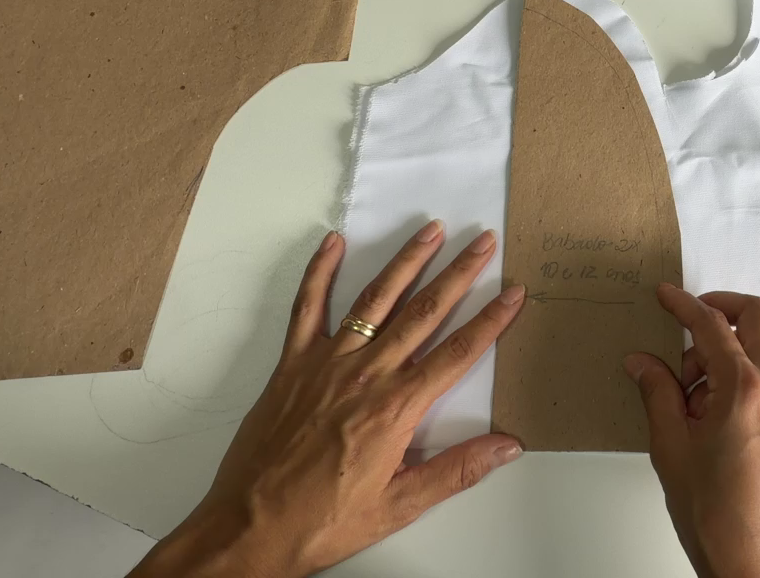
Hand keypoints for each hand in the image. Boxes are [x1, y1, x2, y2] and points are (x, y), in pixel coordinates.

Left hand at [131, 222, 524, 577]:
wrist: (245, 531)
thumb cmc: (324, 521)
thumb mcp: (398, 506)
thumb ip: (456, 470)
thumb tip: (509, 445)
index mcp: (397, 407)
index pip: (457, 352)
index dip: (491, 319)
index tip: (515, 290)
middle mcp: (368, 373)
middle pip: (424, 312)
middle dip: (459, 272)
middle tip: (483, 241)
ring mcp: (328, 361)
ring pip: (376, 299)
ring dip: (408, 260)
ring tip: (432, 229)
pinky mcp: (293, 362)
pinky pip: (307, 307)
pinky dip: (319, 272)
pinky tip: (334, 242)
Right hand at [625, 286, 759, 577]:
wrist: (756, 566)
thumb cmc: (715, 513)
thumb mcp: (671, 447)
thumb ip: (657, 393)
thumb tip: (641, 361)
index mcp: (743, 387)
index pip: (712, 324)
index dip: (683, 304)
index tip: (664, 294)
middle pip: (755, 315)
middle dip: (720, 307)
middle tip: (685, 323)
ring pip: (759, 344)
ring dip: (722, 348)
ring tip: (685, 392)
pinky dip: (735, 370)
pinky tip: (703, 407)